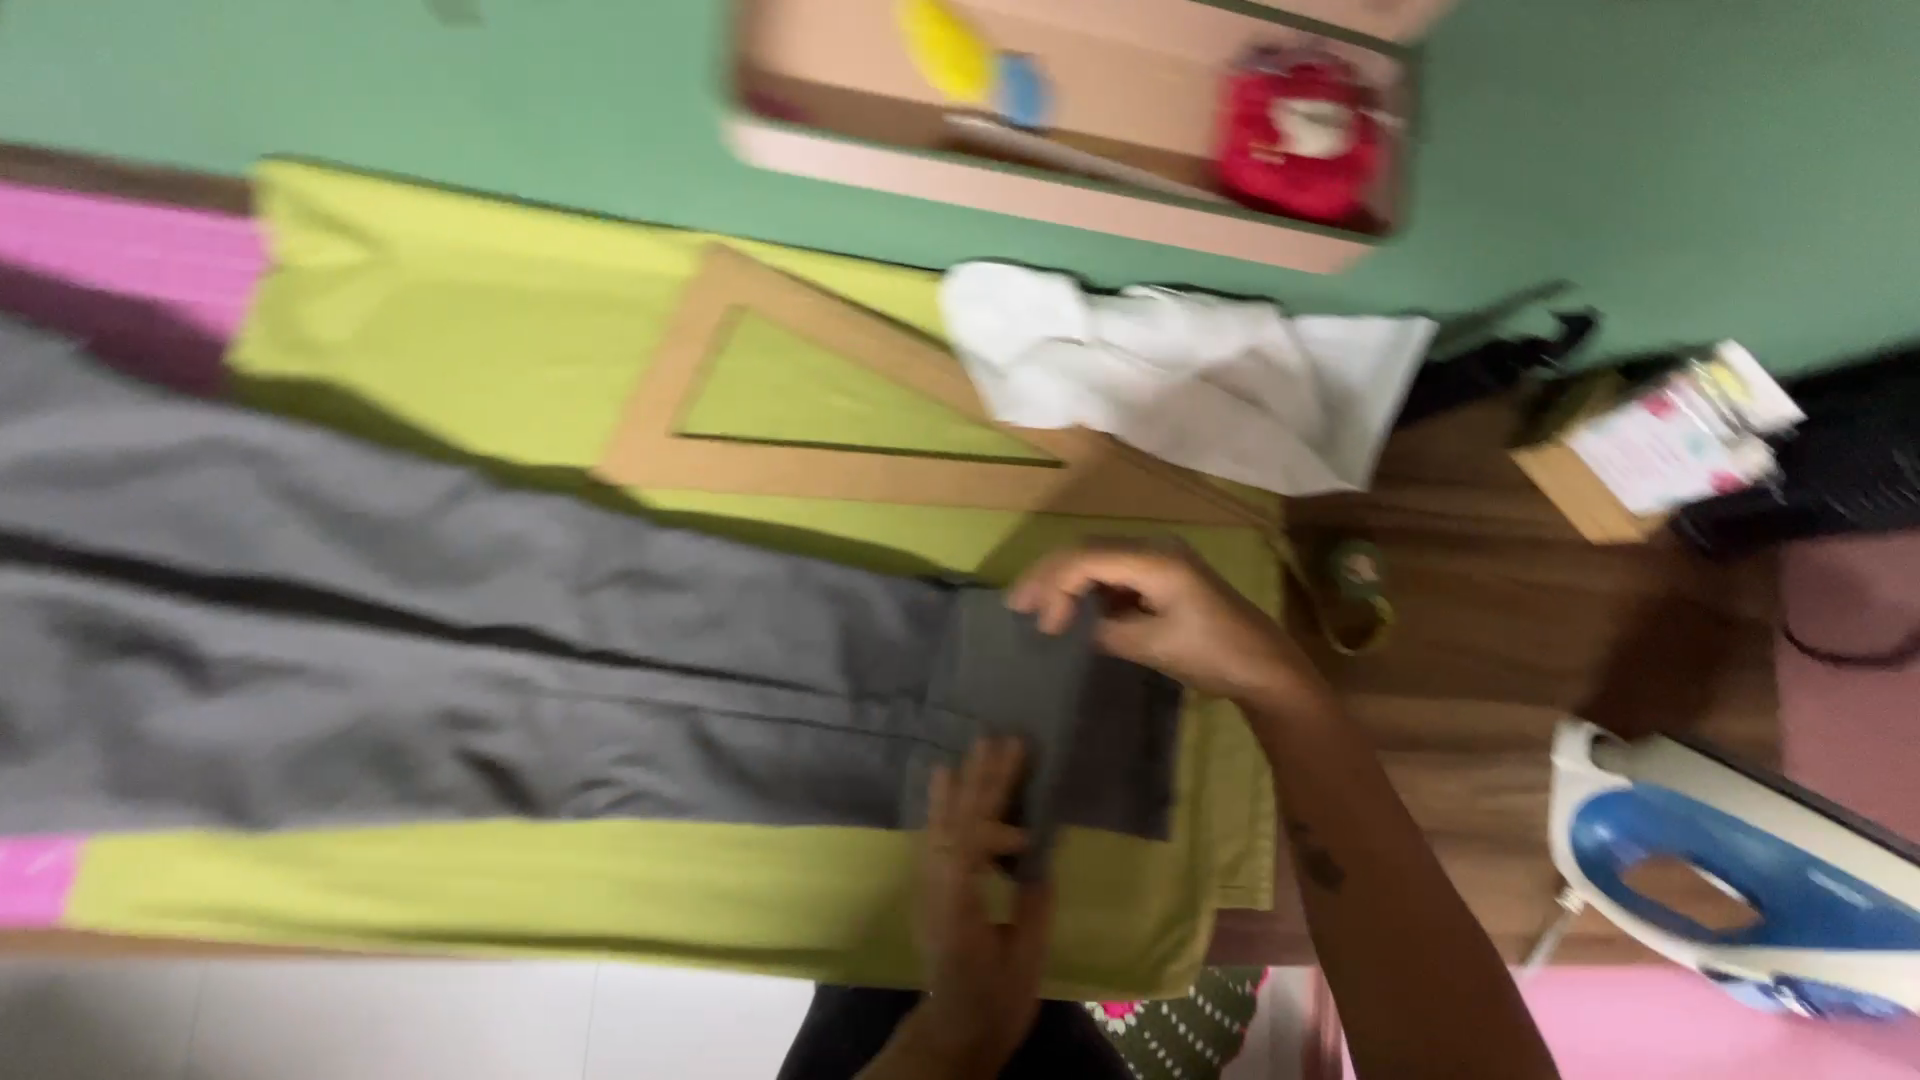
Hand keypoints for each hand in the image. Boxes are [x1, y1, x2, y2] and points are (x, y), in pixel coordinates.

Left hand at [915, 737, 1053, 1075]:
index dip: (993, 799)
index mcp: (959, 904)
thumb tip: (1043, 857)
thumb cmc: (994, 1002)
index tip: (1016, 768)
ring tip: (974, 753)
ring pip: (942, 827)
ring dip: (961, 788)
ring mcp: (929, 887)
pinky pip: (937, 840)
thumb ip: (1033, 907)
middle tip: (996, 741)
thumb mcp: (1024, 960)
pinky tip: (947, 786)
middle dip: (978, 781)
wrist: (954, 1031)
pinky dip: (944, 809)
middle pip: (956, 823)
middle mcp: (936, 887)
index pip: (973, 837)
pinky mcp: (931, 890)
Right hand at [1008, 539, 1329, 711]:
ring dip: (1067, 581)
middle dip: (1050, 577)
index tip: (1044, 625)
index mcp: (1155, 560)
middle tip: (1020, 606)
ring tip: (1041, 610)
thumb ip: (1108, 630)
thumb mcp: (1153, 647)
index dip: (1055, 586)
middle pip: (1087, 550)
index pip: (1086, 558)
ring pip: (1098, 559)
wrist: (1266, 667)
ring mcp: (1161, 560)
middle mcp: (1155, 548)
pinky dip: (1089, 589)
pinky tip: (1076, 611)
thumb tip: (1082, 627)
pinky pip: (1115, 572)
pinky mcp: (1164, 577)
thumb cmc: (1214, 656)